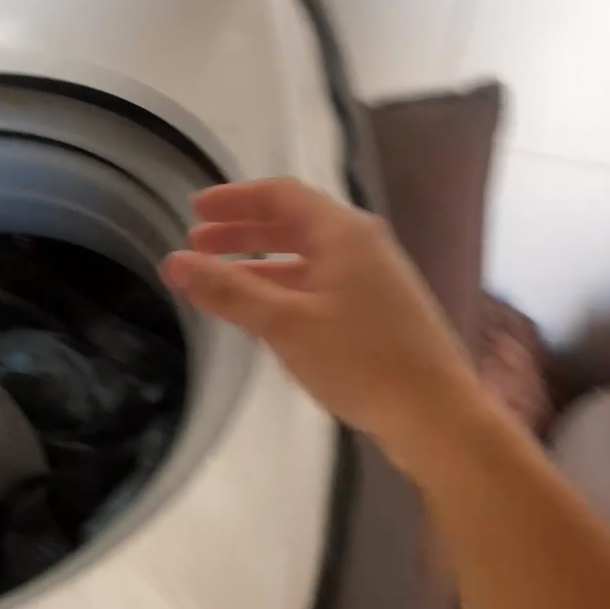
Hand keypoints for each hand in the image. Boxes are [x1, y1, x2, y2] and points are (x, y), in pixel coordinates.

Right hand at [162, 178, 487, 467]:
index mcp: (343, 232)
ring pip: (307, 259)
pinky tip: (266, 314)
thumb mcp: (286, 324)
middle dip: (243, 232)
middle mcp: (362, 244)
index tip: (194, 209)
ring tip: (221, 280)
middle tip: (199, 244)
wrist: (435, 413)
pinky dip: (287, 290)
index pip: (280, 194)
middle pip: (293, 223)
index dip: (234, 199)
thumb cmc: (360, 360)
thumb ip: (229, 291)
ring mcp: (374, 278)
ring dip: (263, 264)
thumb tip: (174, 262)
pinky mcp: (379, 311)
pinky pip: (322, 286)